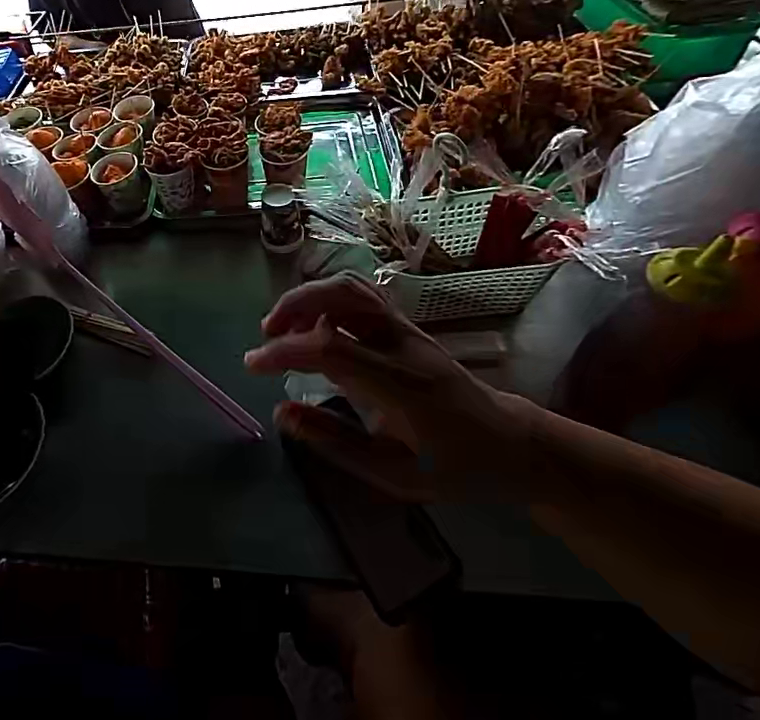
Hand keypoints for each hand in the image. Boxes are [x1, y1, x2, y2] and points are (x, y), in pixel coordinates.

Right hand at [245, 273, 535, 501]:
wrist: (506, 442)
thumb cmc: (453, 466)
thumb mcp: (393, 474)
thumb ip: (335, 443)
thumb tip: (282, 412)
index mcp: (400, 384)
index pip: (332, 349)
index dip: (286, 351)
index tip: (253, 364)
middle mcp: (403, 344)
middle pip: (344, 295)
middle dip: (295, 305)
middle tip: (266, 336)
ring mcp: (408, 329)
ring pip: (354, 287)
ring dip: (311, 297)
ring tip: (284, 328)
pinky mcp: (408, 326)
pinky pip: (364, 296)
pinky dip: (330, 299)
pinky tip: (316, 326)